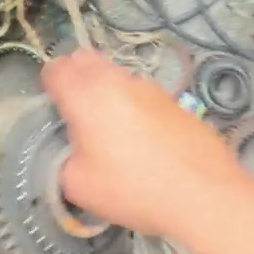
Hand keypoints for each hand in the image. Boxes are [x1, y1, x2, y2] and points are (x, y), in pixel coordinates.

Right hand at [41, 49, 253, 237]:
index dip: (48, 87)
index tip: (54, 111)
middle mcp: (112, 79)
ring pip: (113, 73)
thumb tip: (67, 154)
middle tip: (77, 113)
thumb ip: (61, 163)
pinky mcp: (171, 98)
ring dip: (104, 88)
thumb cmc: (133, 187)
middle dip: (74, 77)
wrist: (204, 193)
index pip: (54, 69)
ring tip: (110, 126)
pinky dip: (131, 102)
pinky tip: (141, 136)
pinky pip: (138, 90)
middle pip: (83, 60)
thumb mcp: (80, 186)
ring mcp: (145, 85)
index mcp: (83, 93)